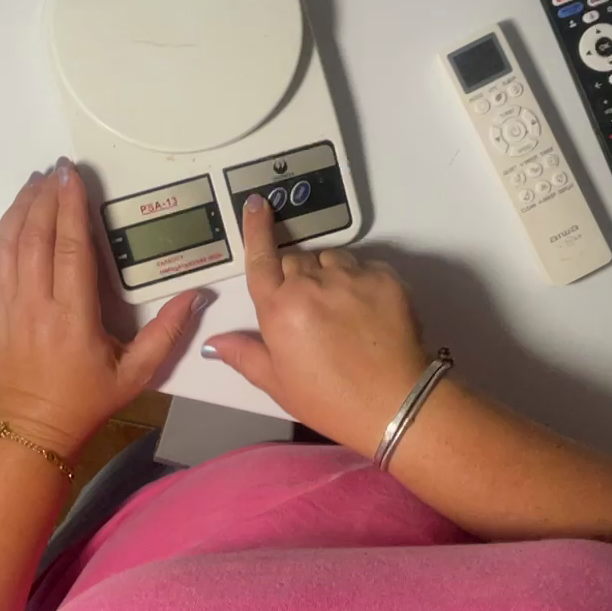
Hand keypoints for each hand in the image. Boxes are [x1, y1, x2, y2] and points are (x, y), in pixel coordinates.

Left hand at [0, 158, 203, 458]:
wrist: (32, 431)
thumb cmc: (88, 400)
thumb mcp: (137, 373)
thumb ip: (167, 333)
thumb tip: (196, 295)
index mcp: (72, 318)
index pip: (69, 250)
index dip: (70, 209)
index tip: (72, 177)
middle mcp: (36, 306)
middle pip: (35, 238)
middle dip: (45, 198)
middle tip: (57, 169)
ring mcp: (9, 308)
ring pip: (10, 245)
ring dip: (21, 209)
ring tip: (35, 181)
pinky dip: (4, 233)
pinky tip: (15, 216)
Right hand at [201, 194, 429, 451]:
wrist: (395, 405)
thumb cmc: (332, 400)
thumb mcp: (279, 383)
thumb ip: (245, 355)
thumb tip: (215, 342)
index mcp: (279, 308)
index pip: (261, 258)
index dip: (256, 229)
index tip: (257, 204)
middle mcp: (311, 284)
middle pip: (295, 260)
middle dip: (297, 276)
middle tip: (310, 311)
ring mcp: (350, 277)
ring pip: (331, 258)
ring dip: (330, 274)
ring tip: (341, 311)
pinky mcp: (384, 277)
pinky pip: (364, 266)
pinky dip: (361, 281)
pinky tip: (367, 312)